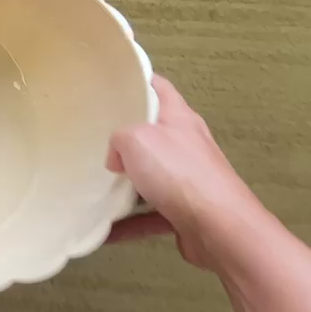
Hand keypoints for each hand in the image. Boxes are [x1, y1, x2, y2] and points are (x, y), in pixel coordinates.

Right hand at [104, 75, 268, 270]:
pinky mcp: (184, 210)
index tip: (109, 84)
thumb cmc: (179, 173)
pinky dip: (128, 222)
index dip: (136, 81)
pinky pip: (149, 213)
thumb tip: (116, 158)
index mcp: (179, 118)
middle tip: (91, 139)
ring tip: (92, 186)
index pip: (158, 87)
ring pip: (149, 175)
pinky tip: (104, 231)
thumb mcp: (136, 139)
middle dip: (122, 137)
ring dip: (124, 183)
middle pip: (151, 133)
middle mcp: (186, 145)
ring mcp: (187, 179)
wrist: (219, 227)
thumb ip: (118, 138)